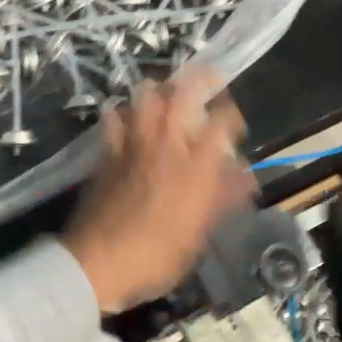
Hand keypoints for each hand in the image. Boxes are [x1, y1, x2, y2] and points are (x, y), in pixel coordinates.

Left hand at [62, 69, 254, 313]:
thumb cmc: (156, 258)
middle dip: (198, 79)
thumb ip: (222, 199)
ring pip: (145, 95)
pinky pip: (113, 117)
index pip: (222, 121)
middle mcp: (167, 146)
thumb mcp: (199, 236)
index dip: (231, 114)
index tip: (233, 123)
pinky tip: (126, 117)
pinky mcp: (107, 151)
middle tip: (206, 81)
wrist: (98, 262)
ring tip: (165, 94)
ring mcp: (133, 144)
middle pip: (183, 92)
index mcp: (197, 168)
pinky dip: (121, 111)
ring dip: (158, 90)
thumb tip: (243, 176)